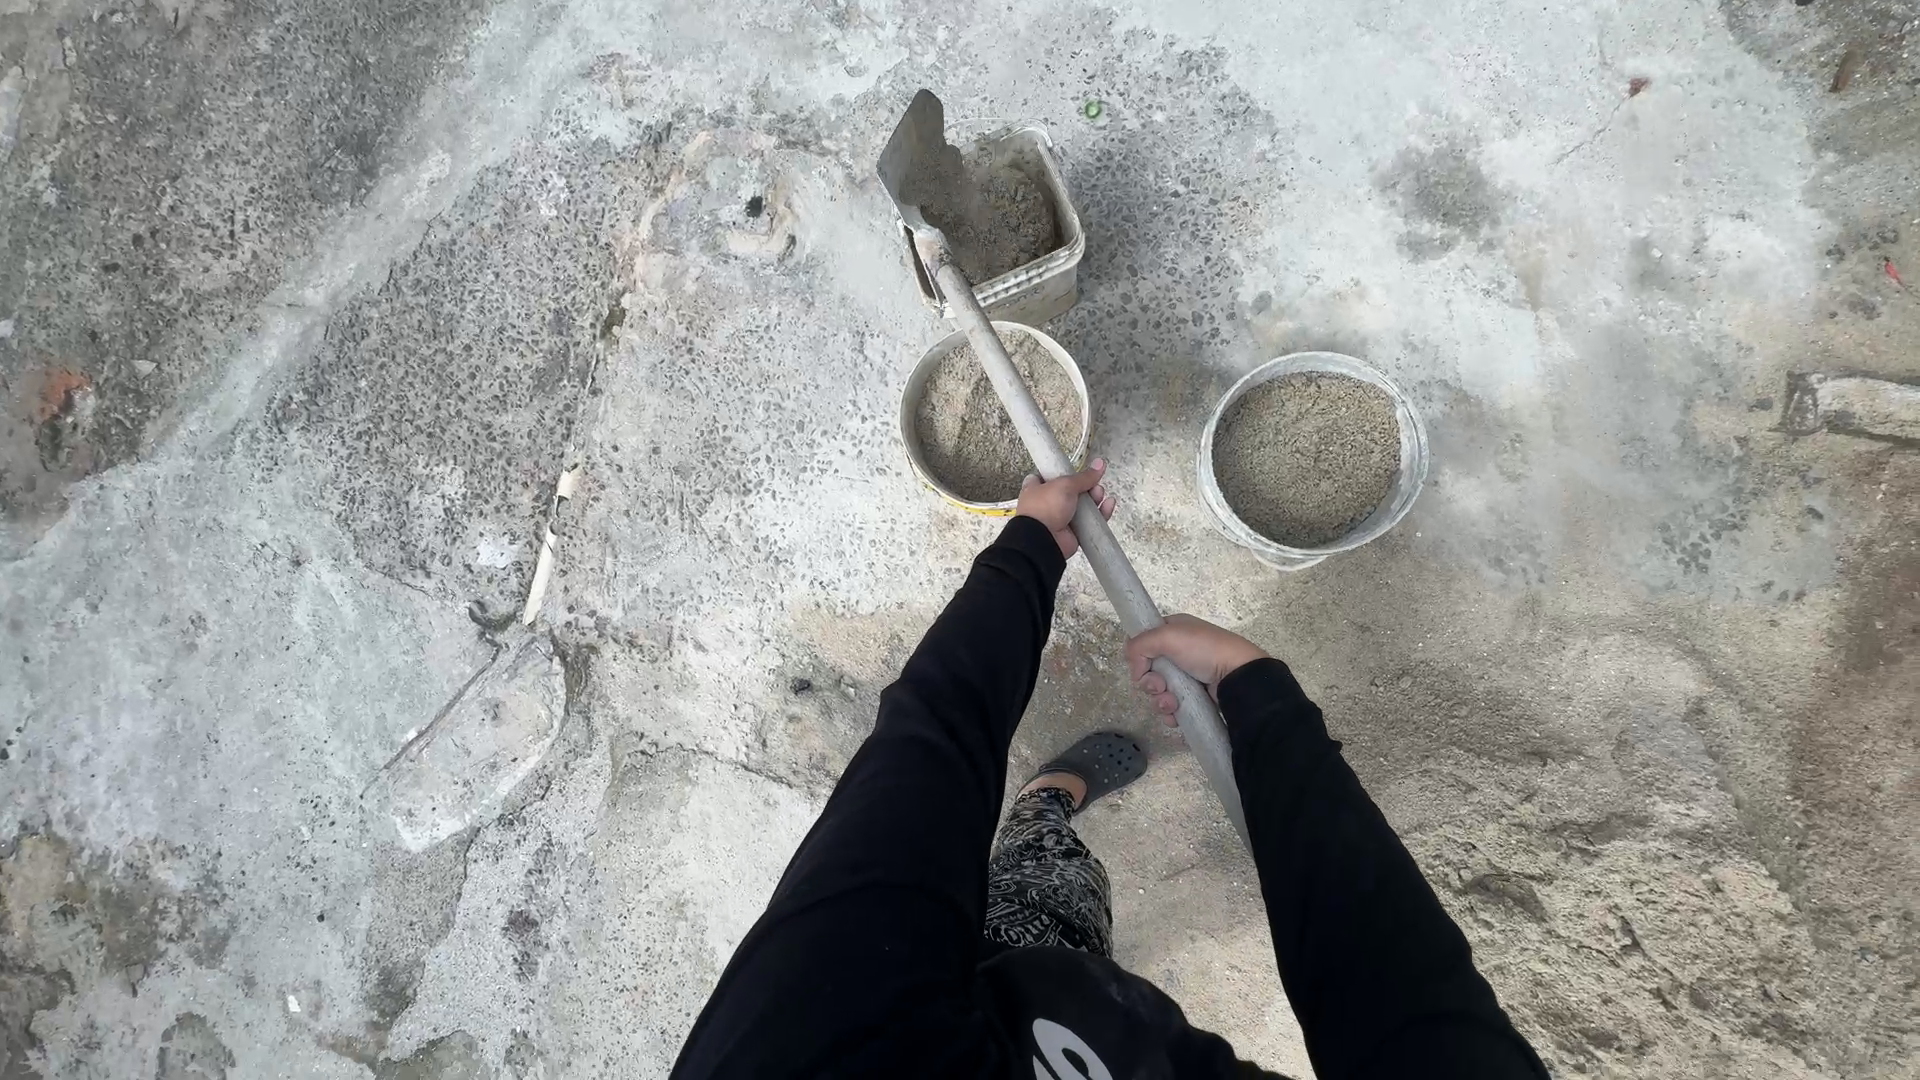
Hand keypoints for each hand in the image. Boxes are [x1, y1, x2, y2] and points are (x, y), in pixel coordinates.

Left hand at [1016, 459, 1115, 559]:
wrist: (1043, 539)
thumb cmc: (1043, 509)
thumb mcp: (1065, 484)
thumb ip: (1084, 476)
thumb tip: (1099, 465)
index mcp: (1037, 489)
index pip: (1048, 477)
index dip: (1061, 473)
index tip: (1075, 470)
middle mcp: (1048, 504)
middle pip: (1071, 491)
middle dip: (1085, 486)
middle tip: (1093, 483)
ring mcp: (1060, 519)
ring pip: (1082, 507)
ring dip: (1094, 499)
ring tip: (1099, 493)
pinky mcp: (1073, 533)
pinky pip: (1090, 522)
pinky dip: (1100, 514)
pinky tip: (1108, 505)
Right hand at [1125, 614, 1267, 720]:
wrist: (1239, 678)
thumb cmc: (1204, 650)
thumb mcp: (1168, 635)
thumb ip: (1139, 644)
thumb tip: (1134, 668)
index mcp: (1173, 631)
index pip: (1143, 643)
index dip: (1138, 656)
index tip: (1142, 666)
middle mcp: (1179, 653)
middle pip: (1148, 670)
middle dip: (1150, 682)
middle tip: (1161, 686)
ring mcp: (1187, 677)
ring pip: (1157, 692)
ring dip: (1159, 700)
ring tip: (1173, 703)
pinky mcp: (1194, 698)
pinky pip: (1170, 708)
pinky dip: (1169, 713)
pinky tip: (1176, 714)